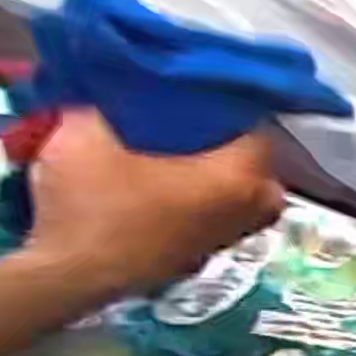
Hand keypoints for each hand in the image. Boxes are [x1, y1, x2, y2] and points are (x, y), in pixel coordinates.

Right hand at [24, 109, 283, 299]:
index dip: (225, 107)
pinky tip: (173, 171)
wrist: (91, 268)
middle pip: (250, 153)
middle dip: (216, 134)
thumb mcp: (89, 138)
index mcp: (247, 175)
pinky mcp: (235, 235)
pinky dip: (210, 182)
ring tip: (169, 141)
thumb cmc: (99, 203)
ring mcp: (255, 222)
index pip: (254, 128)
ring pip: (242, 176)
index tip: (195, 91)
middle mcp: (266, 200)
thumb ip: (112, 106)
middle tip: (176, 115)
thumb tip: (121, 87)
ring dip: (211, 160)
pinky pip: (233, 197)